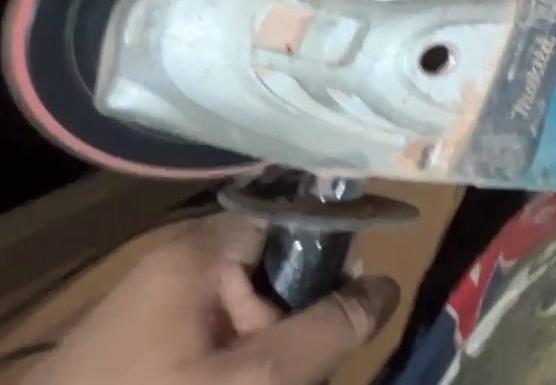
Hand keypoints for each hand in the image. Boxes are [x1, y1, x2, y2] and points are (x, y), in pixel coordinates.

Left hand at [27, 216, 397, 384]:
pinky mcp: (140, 343)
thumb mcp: (257, 379)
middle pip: (283, 260)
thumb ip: (334, 325)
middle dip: (308, 307)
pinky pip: (220, 330)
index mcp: (202, 249)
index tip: (348, 298)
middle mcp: (179, 263)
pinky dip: (243, 360)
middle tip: (303, 361)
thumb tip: (388, 286)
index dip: (340, 251)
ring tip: (273, 381)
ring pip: (256, 302)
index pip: (304, 215)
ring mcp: (155, 305)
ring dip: (278, 341)